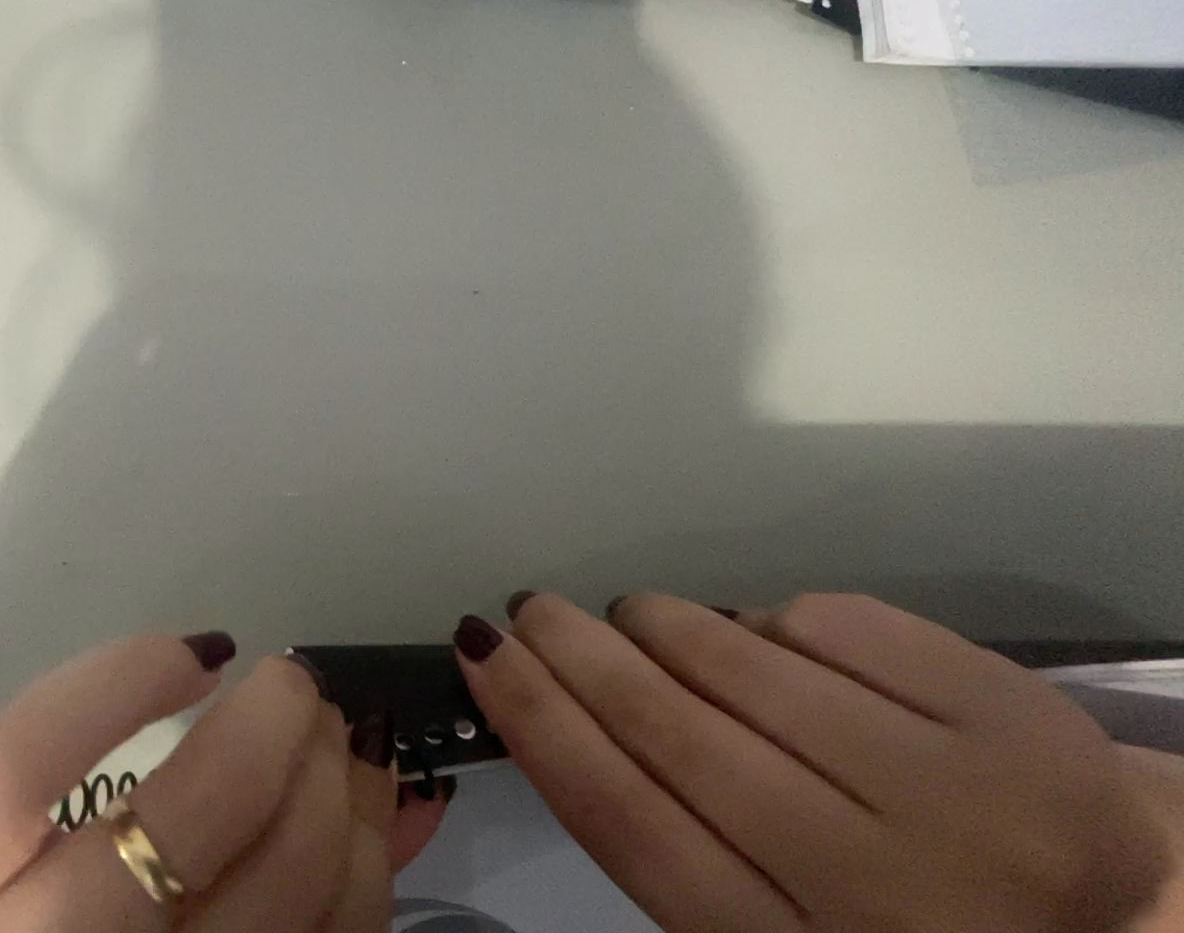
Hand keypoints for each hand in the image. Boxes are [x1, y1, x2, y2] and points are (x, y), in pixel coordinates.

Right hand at [0, 634, 410, 932]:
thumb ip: (13, 763)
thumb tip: (187, 667)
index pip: (25, 765)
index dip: (122, 684)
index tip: (198, 651)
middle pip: (183, 829)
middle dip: (269, 727)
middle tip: (291, 683)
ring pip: (279, 897)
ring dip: (333, 789)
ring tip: (335, 738)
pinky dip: (365, 867)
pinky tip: (361, 814)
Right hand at [455, 592, 1171, 932]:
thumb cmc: (900, 931)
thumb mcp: (766, 926)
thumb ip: (676, 838)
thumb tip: (580, 702)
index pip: (626, 821)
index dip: (538, 721)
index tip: (482, 651)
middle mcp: (884, 898)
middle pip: (674, 737)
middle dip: (578, 655)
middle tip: (531, 608)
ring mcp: (970, 807)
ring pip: (750, 670)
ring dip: (666, 625)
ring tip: (632, 615)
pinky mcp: (1026, 728)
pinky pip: (840, 628)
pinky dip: (776, 616)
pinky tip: (762, 630)